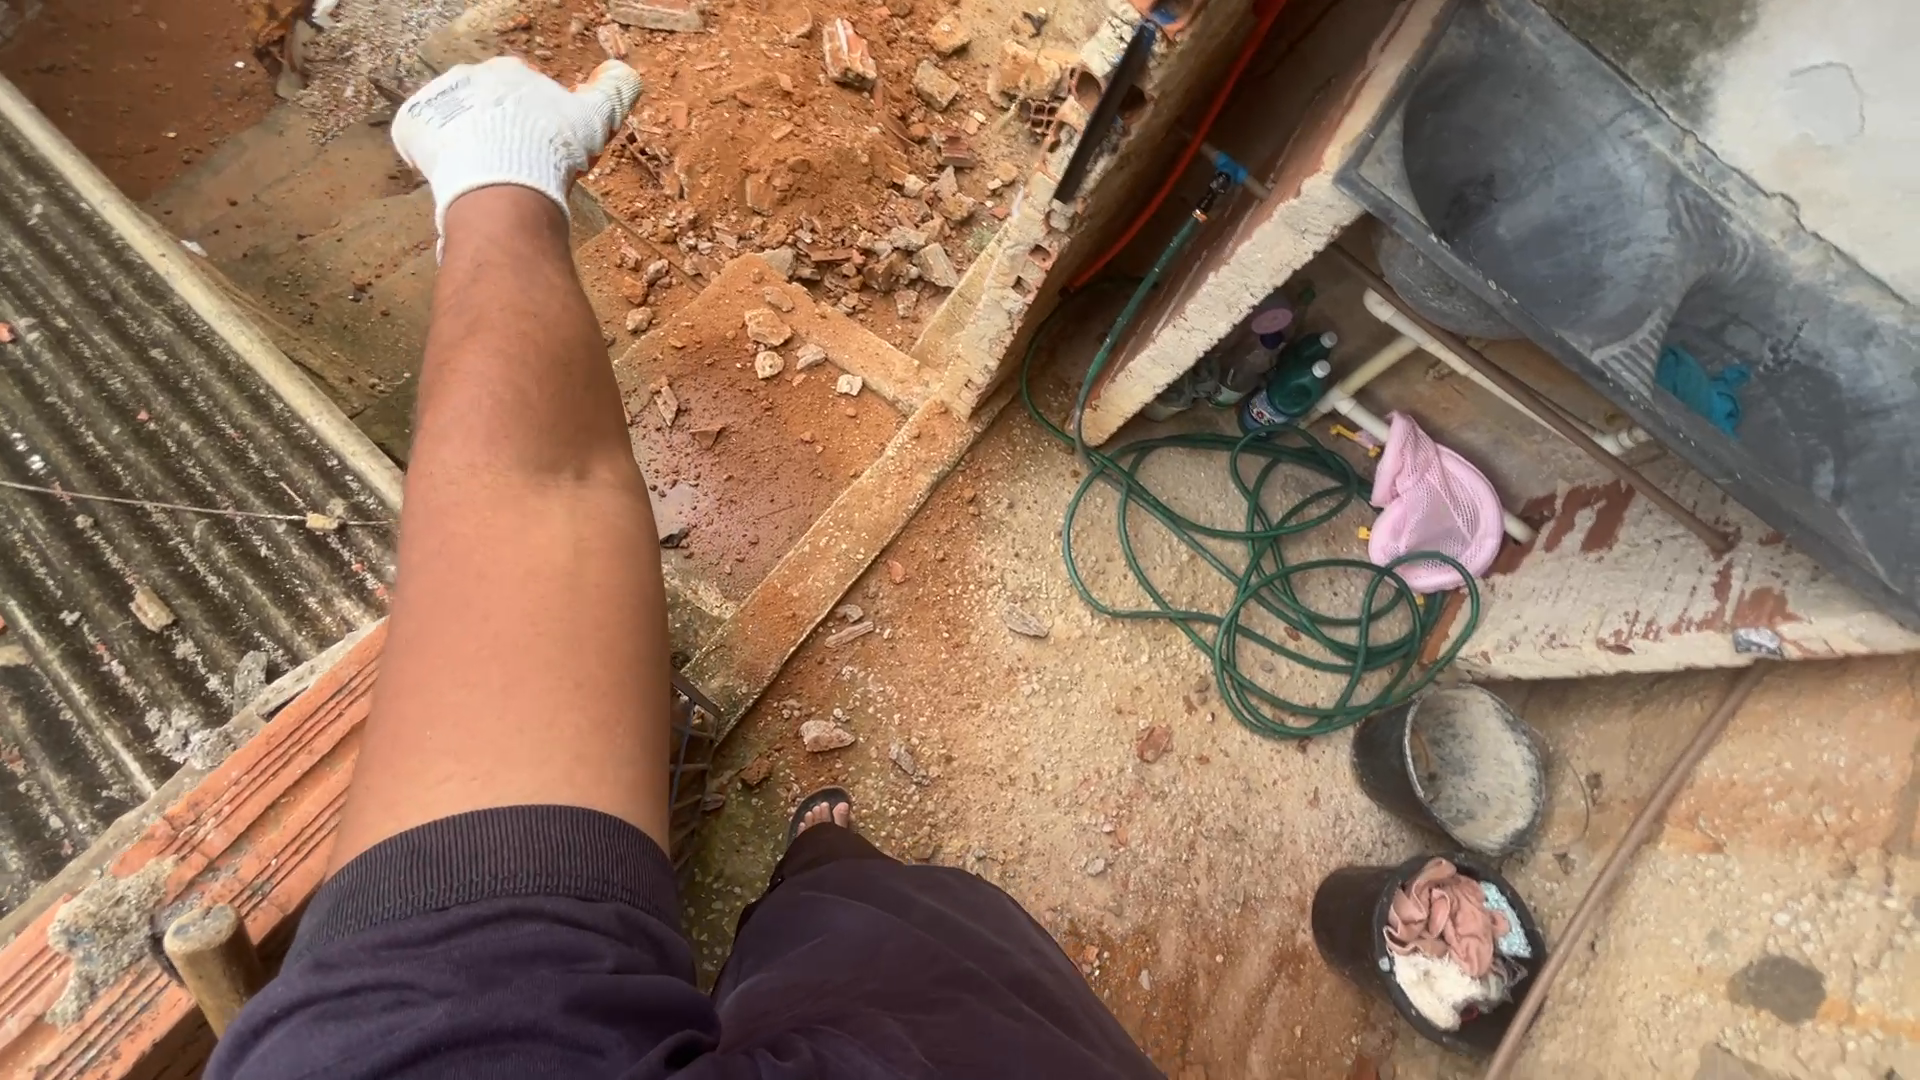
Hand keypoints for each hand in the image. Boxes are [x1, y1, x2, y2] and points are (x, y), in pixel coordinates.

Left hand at [392, 57, 641, 244]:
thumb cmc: (552, 149)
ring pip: (456, 123)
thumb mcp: (595, 121)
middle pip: (489, 106)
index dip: (541, 122)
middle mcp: (469, 75)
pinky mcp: (412, 128)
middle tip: (523, 167)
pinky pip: (424, 142)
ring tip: (492, 179)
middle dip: (504, 132)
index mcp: (512, 72)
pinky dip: (440, 160)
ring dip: (471, 146)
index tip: (550, 148)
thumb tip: (629, 73)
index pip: (527, 92)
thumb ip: (612, 95)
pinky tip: (462, 182)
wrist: (504, 181)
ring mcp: (437, 100)